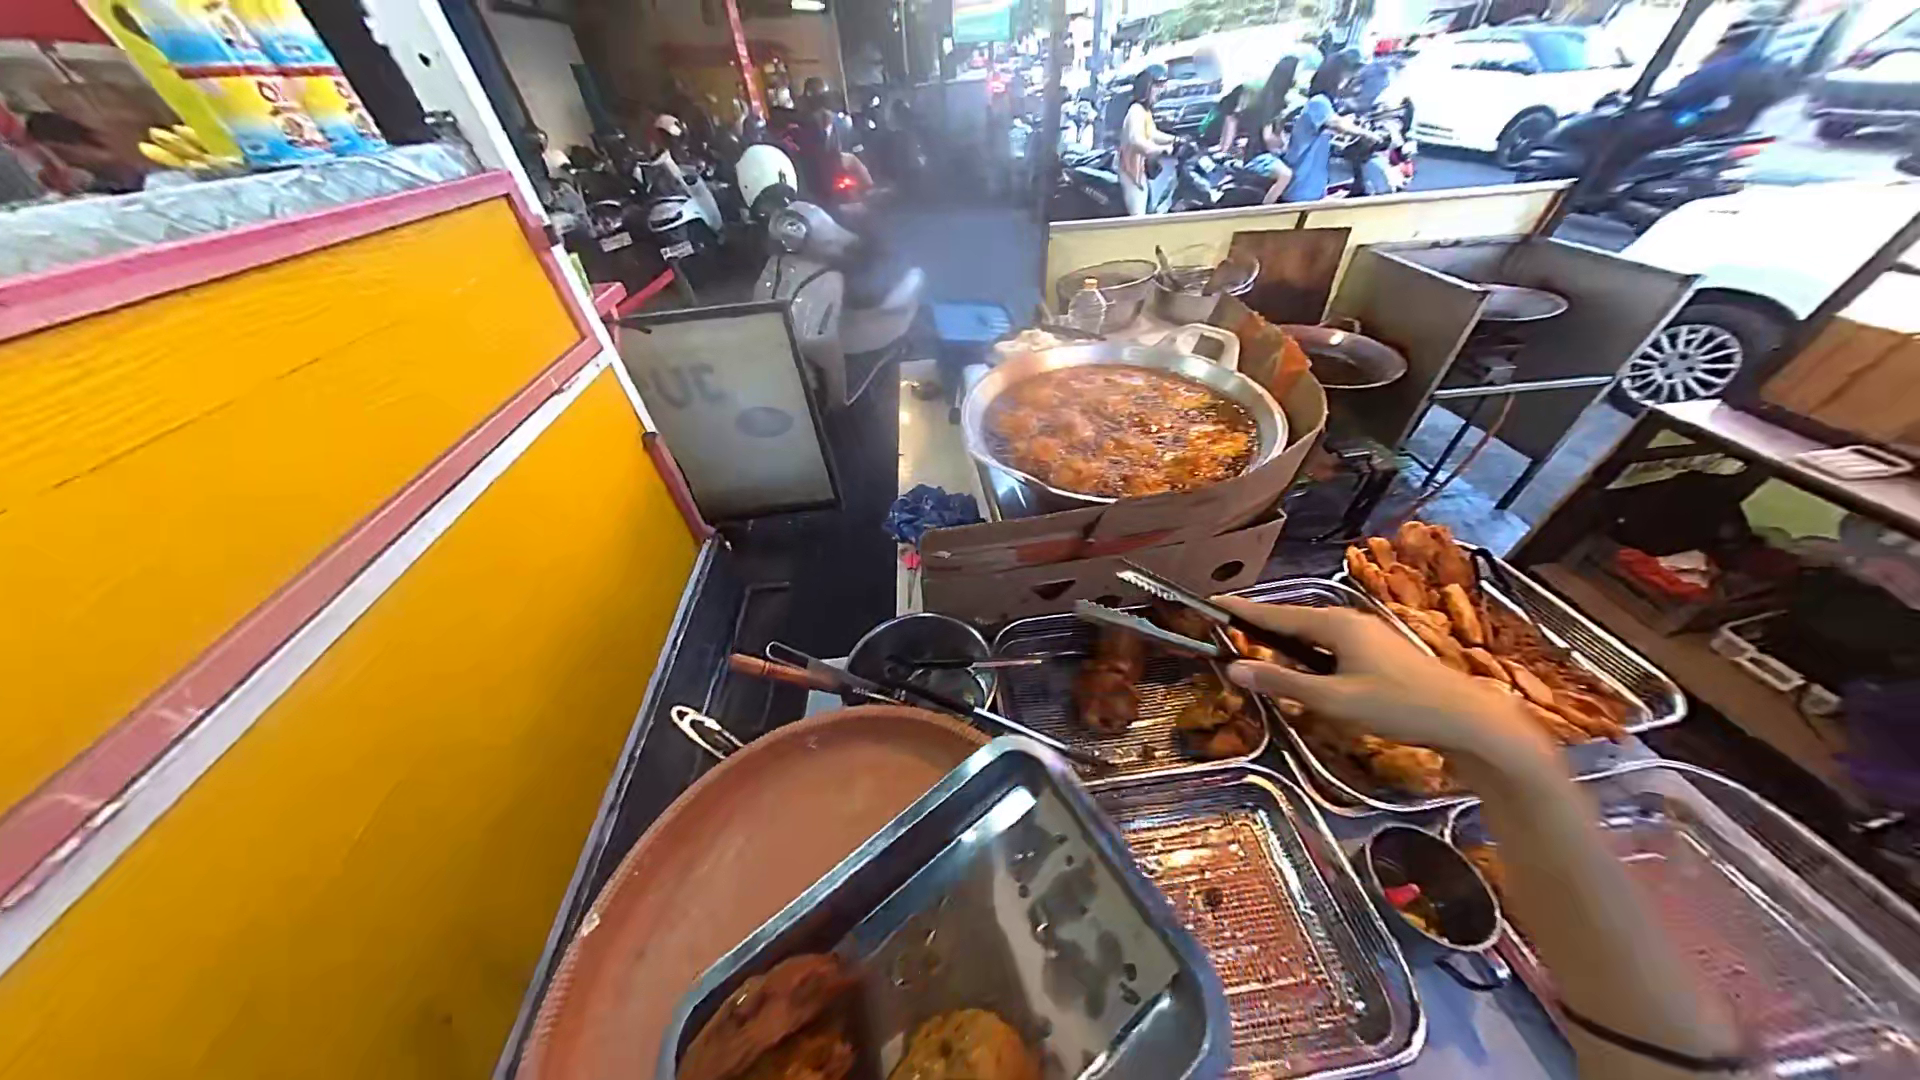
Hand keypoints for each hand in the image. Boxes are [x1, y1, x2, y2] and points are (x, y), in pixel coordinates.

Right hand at [1210, 596, 1552, 762]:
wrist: (1470, 721)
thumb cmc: (1399, 707)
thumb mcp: (1334, 700)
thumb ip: (1283, 683)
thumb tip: (1235, 669)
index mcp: (1335, 625)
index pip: (1275, 615)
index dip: (1241, 610)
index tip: (1212, 602)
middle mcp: (1349, 621)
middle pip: (1293, 619)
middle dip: (1260, 622)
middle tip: (1228, 624)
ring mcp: (1367, 633)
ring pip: (1312, 631)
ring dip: (1283, 636)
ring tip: (1256, 641)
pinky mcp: (1379, 649)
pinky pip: (1329, 641)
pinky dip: (1305, 647)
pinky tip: (1303, 663)